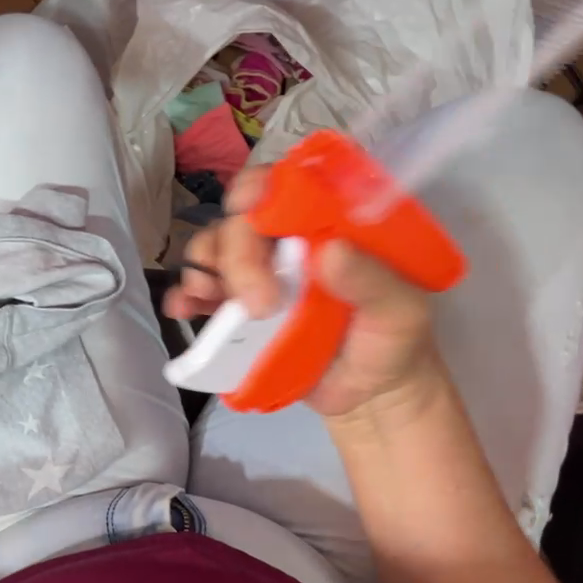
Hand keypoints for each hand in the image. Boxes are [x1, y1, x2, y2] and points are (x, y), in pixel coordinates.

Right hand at [162, 165, 442, 420]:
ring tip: (207, 300)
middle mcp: (285, 243)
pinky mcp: (234, 311)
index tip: (248, 206)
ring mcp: (256, 276)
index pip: (287, 189)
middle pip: (242, 226)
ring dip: (203, 271)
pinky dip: (184, 297)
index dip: (260, 187)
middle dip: (239, 258)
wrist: (365, 394)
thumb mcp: (401, 312)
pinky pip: (199, 294)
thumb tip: (331, 250)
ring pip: (212, 252)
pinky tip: (182, 309)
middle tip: (260, 305)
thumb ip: (374, 282)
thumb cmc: (391, 343)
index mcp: (326, 228)